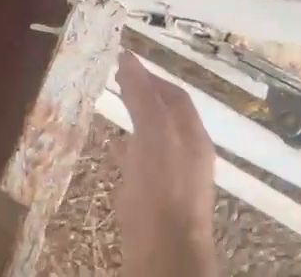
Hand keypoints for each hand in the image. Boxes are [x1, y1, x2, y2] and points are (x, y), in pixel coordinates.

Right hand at [115, 52, 218, 276]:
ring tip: (108, 101)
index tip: (121, 61)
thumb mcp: (153, 133)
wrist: (163, 243)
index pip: (175, 96)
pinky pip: (138, 156)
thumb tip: (127, 57)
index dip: (151, 76)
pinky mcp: (151, 189)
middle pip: (165, 113)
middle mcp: (185, 152)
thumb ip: (142, 96)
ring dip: (133, 114)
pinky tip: (108, 141)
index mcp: (192, 137)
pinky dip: (124, 141)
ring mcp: (170, 173)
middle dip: (142, 92)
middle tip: (113, 76)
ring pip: (152, 133)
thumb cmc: (163, 183)